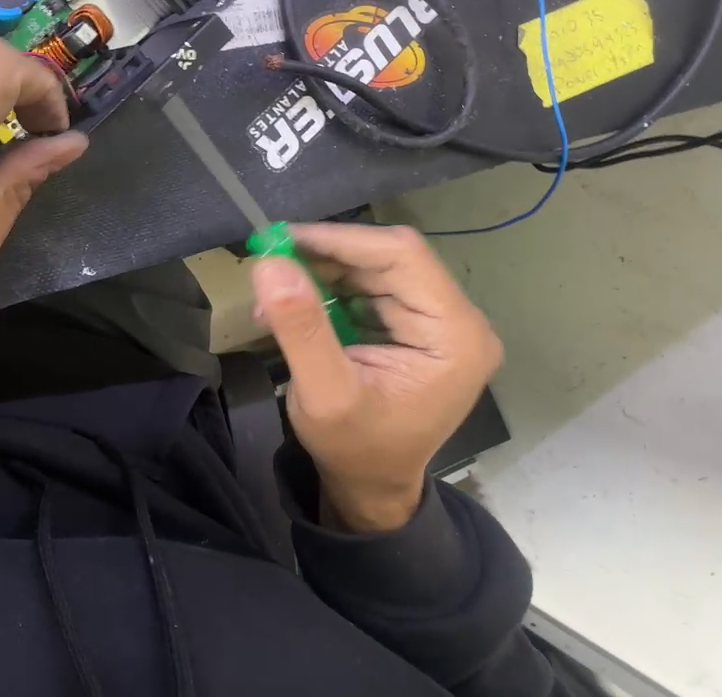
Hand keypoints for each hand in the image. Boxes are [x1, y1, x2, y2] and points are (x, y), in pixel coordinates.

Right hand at [250, 223, 502, 531]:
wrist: (370, 484)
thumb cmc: (355, 447)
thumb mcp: (324, 393)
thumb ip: (301, 327)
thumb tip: (269, 263)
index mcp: (455, 335)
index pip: (402, 256)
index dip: (340, 239)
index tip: (278, 240)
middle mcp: (455, 320)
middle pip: (386, 258)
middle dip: (322, 257)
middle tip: (266, 265)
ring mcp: (434, 321)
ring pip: (370, 267)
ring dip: (316, 273)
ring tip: (271, 300)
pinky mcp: (410, 324)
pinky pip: (364, 285)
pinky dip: (322, 289)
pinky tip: (290, 308)